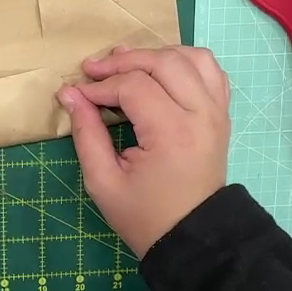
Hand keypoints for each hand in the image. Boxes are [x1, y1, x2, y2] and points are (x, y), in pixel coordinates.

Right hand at [58, 45, 230, 257]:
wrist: (193, 236)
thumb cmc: (144, 215)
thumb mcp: (103, 181)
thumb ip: (86, 133)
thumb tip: (69, 94)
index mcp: (172, 133)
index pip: (133, 86)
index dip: (100, 85)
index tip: (77, 94)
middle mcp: (201, 114)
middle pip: (163, 62)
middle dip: (123, 60)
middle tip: (93, 70)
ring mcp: (217, 112)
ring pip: (192, 57)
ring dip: (156, 54)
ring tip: (127, 65)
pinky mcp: (222, 114)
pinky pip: (210, 70)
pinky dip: (184, 61)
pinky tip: (160, 71)